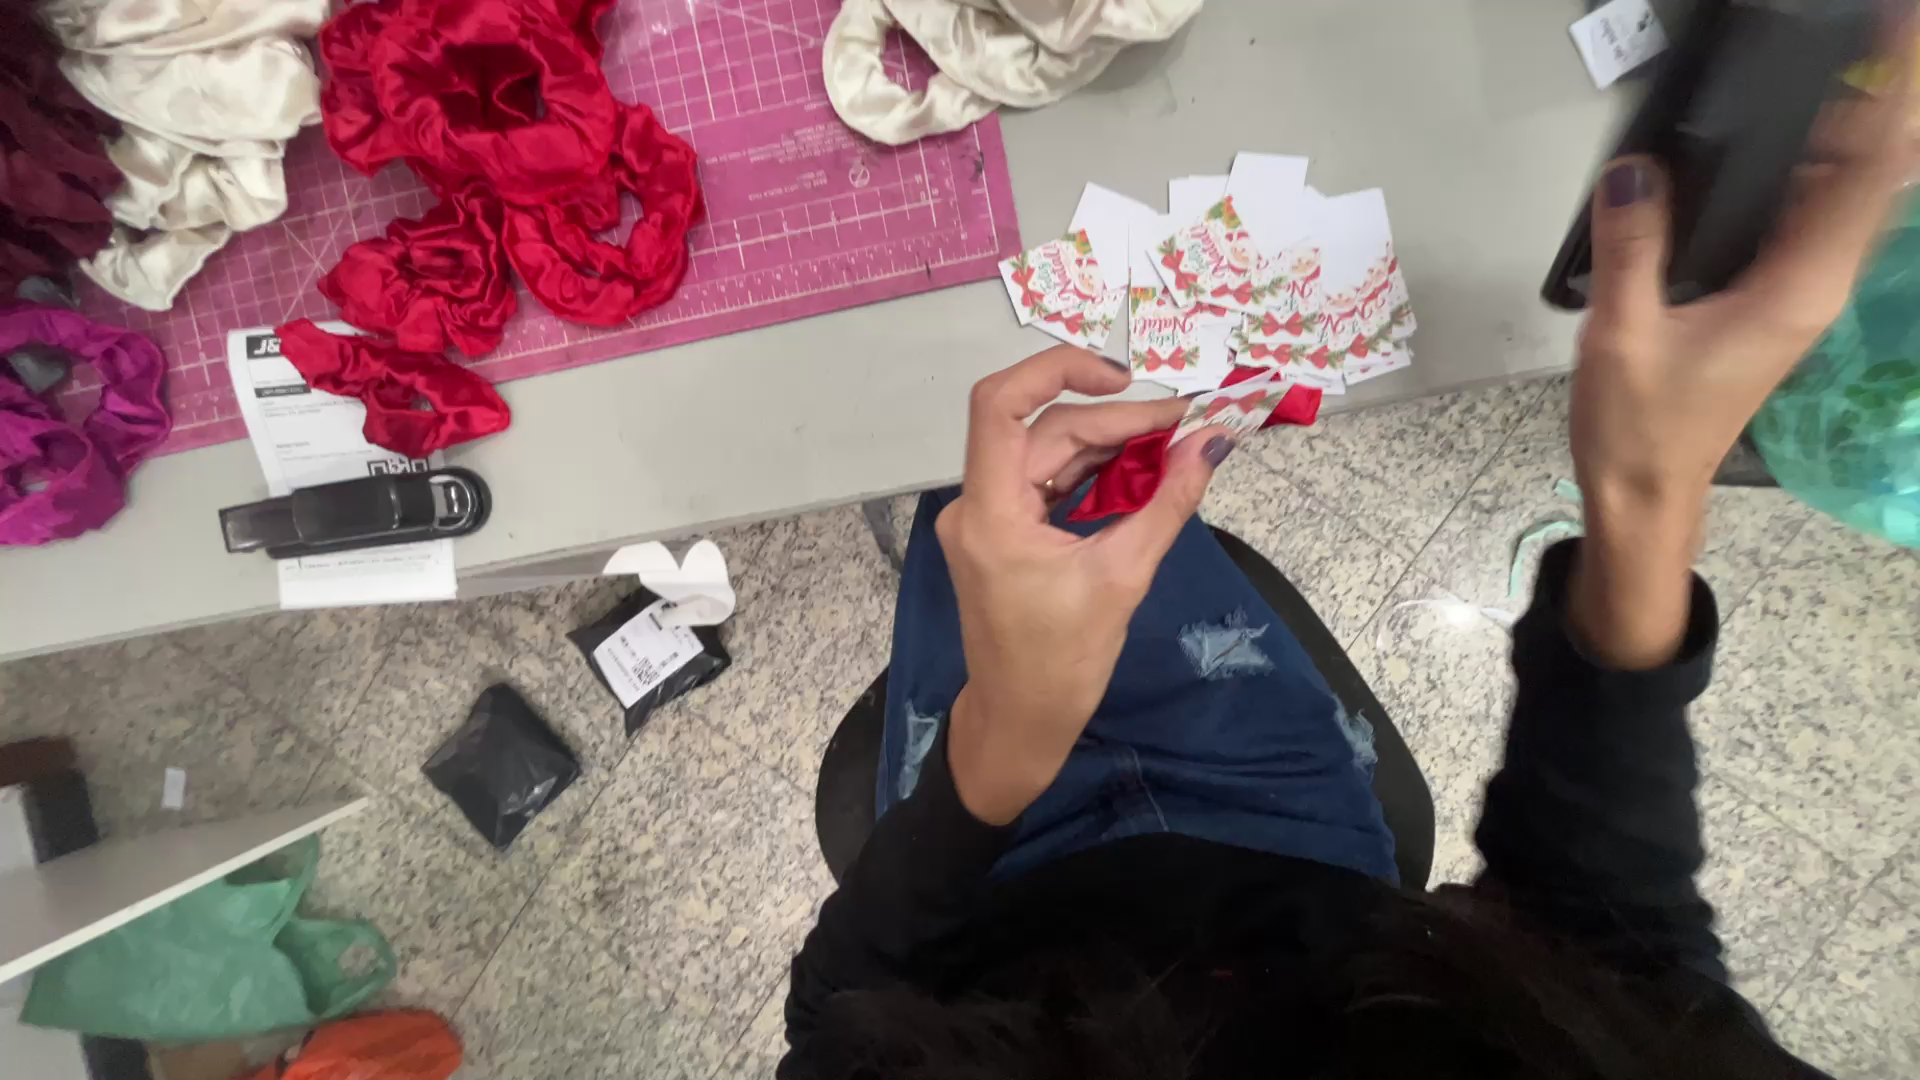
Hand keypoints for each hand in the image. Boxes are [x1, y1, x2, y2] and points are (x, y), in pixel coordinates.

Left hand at [938, 346, 1233, 823]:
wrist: (1020, 720)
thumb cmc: (1063, 665)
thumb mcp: (1123, 578)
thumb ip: (1168, 503)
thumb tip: (1214, 443)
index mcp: (990, 514)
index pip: (999, 405)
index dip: (1056, 369)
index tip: (1126, 379)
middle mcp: (975, 505)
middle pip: (1042, 431)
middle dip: (1115, 421)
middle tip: (1187, 424)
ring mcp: (983, 518)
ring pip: (1044, 453)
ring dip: (1106, 443)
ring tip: (1172, 441)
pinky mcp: (999, 531)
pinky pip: (1043, 482)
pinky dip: (1088, 471)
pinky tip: (1135, 467)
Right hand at [1570, 16, 1916, 666]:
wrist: (1644, 488)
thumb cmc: (1636, 421)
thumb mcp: (1620, 335)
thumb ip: (1631, 250)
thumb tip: (1633, 170)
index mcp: (1799, 283)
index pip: (1868, 167)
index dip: (1887, 91)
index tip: (1888, 28)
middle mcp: (1817, 280)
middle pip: (1866, 173)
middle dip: (1865, 103)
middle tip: (1838, 49)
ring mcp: (1794, 296)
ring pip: (1830, 198)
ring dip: (1826, 140)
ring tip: (1801, 91)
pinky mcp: (1764, 308)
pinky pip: (1792, 228)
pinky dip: (1783, 185)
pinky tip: (1742, 172)